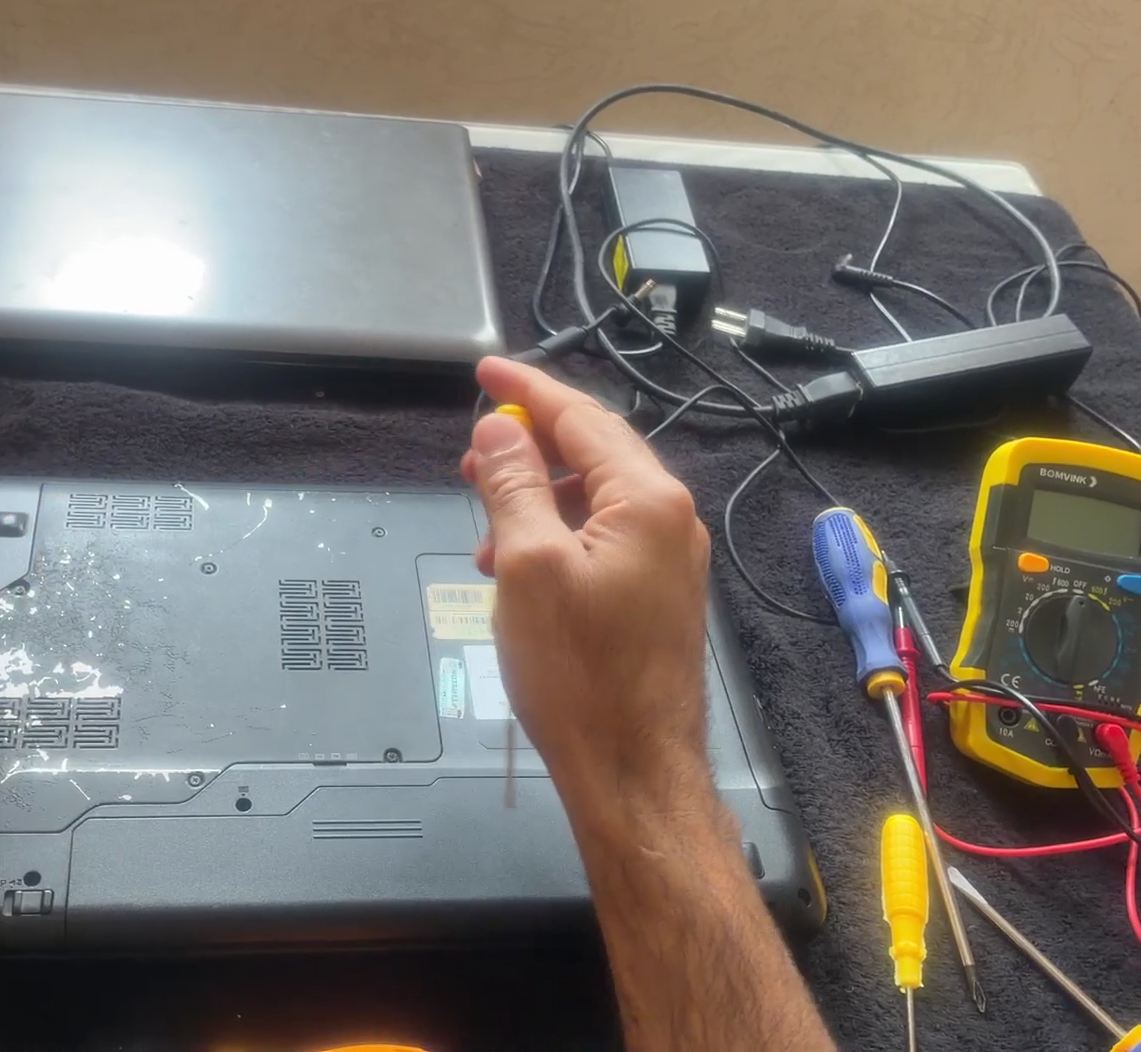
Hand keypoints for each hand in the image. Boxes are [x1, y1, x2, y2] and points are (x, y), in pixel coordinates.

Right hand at [462, 358, 711, 800]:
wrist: (632, 770)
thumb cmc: (576, 671)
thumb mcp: (528, 565)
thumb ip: (512, 485)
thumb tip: (498, 428)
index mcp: (647, 499)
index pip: (580, 419)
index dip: (526, 390)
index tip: (484, 369)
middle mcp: (669, 519)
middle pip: (590, 453)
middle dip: (527, 445)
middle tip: (471, 452)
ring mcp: (666, 558)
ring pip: (590, 498)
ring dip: (534, 494)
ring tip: (483, 513)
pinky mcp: (653, 593)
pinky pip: (598, 538)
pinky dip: (552, 534)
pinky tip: (514, 562)